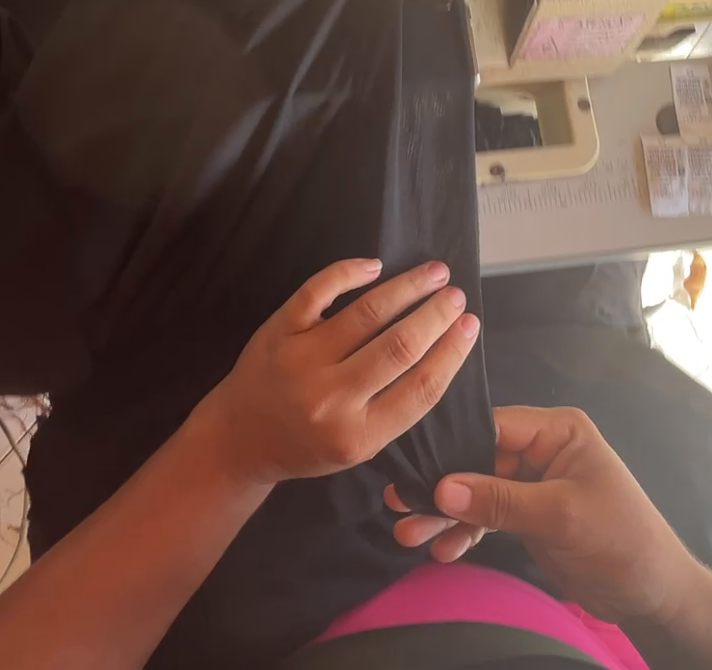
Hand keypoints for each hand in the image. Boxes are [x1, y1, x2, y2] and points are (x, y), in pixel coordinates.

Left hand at [189, 259, 479, 486]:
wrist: (240, 440)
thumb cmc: (307, 444)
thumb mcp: (358, 445)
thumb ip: (396, 407)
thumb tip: (441, 350)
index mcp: (360, 435)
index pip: (421, 388)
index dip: (452, 352)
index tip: (471, 325)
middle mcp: (332, 399)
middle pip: (399, 347)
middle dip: (435, 315)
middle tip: (456, 294)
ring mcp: (303, 360)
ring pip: (366, 314)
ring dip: (407, 288)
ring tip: (434, 272)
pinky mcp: (279, 331)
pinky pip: (318, 291)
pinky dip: (348, 273)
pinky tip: (375, 265)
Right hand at [387, 405, 697, 625]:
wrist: (657, 596)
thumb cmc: (620, 540)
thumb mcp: (560, 516)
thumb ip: (500, 500)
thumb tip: (441, 489)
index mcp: (556, 430)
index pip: (493, 427)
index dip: (453, 448)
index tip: (413, 470)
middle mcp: (542, 449)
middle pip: (479, 460)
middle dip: (443, 488)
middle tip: (400, 506)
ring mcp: (534, 483)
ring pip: (478, 491)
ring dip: (448, 515)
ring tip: (410, 536)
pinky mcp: (529, 515)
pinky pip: (488, 516)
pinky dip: (466, 532)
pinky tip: (443, 551)